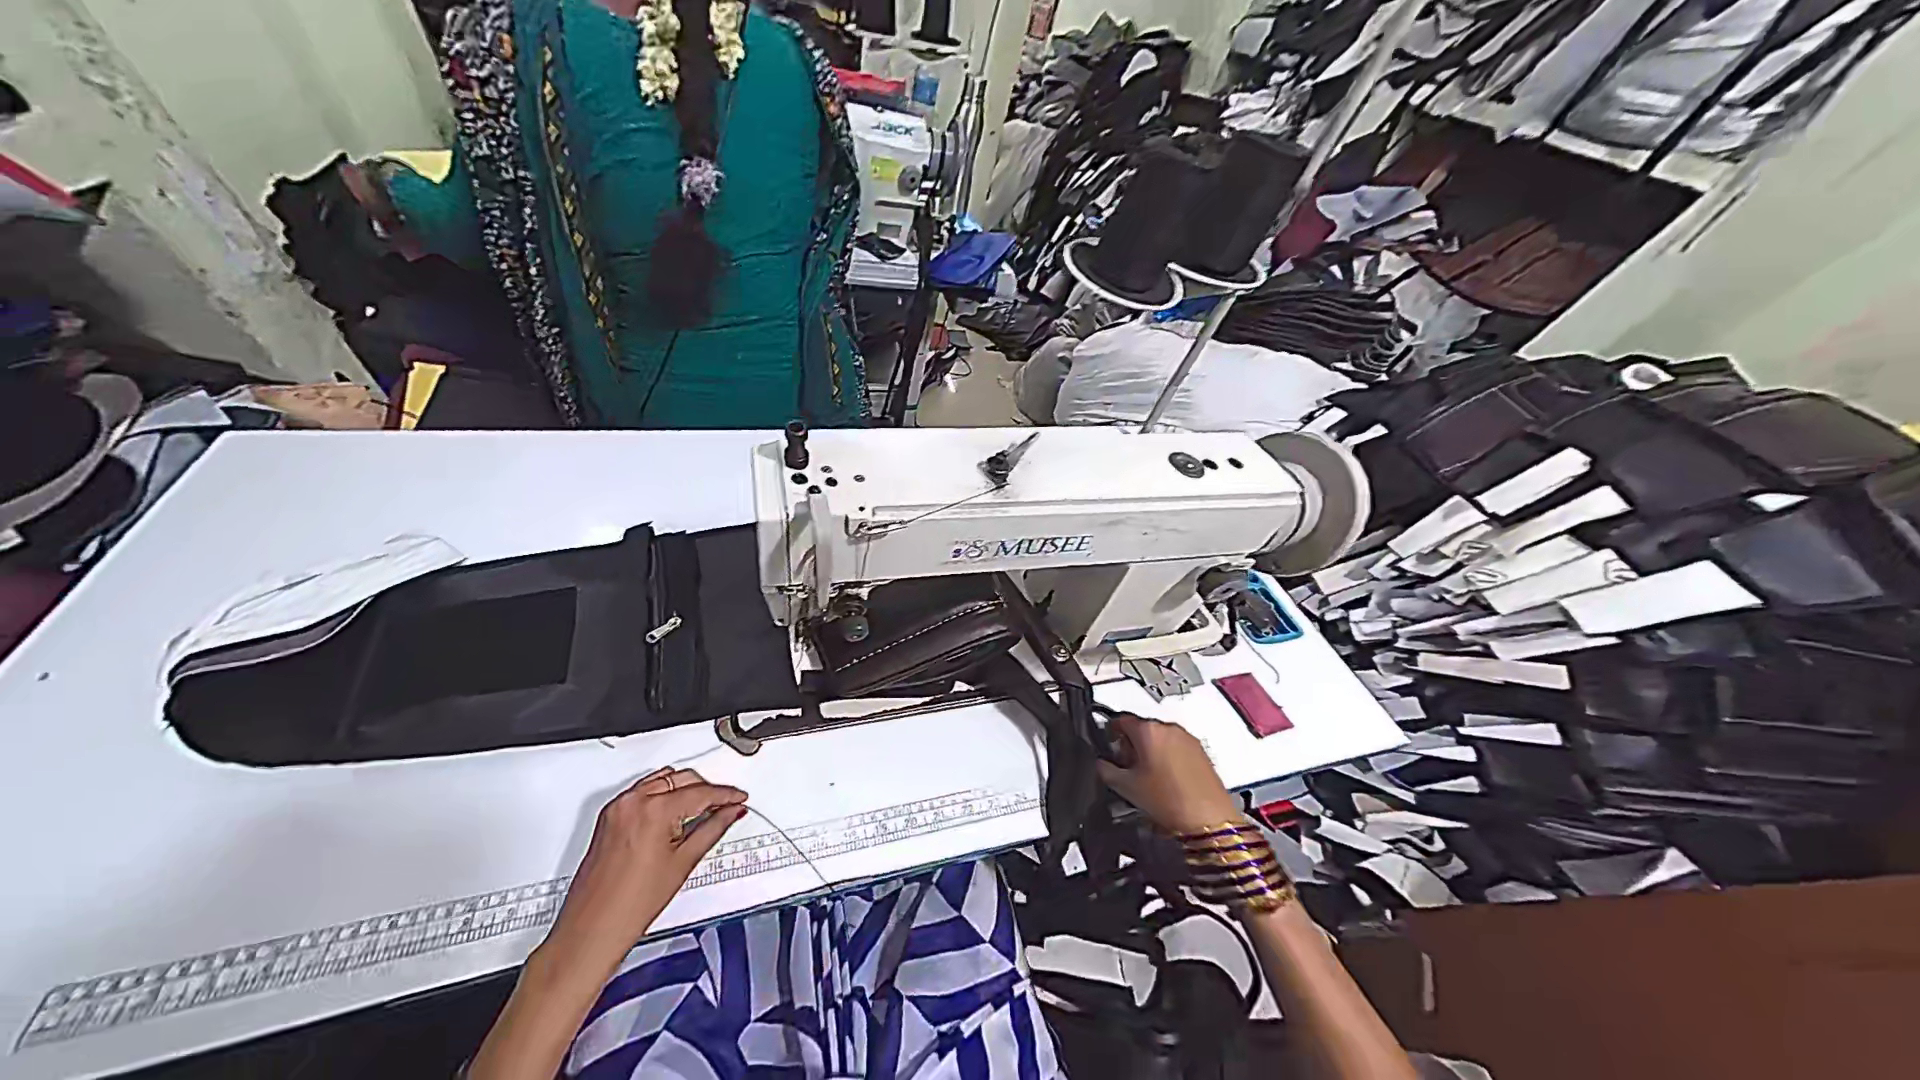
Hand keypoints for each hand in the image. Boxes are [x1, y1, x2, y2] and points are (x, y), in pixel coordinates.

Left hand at [545, 768, 747, 970]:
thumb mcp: (684, 862)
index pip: (701, 792)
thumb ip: (713, 828)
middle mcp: (632, 802)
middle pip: (682, 779)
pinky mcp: (609, 816)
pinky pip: (643, 791)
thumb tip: (730, 811)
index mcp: (654, 810)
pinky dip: (662, 794)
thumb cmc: (628, 907)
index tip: (738, 798)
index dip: (726, 795)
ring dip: (684, 788)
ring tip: (702, 809)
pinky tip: (674, 812)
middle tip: (725, 805)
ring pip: (662, 780)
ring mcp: (618, 808)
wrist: (591, 931)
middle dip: (707, 790)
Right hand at [1097, 714, 1240, 833]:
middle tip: (1126, 767)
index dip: (1110, 733)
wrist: (1208, 819)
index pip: (1120, 720)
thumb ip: (1105, 770)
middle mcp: (1169, 728)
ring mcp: (1187, 739)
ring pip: (1160, 738)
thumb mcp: (1126, 787)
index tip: (1109, 745)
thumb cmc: (1170, 801)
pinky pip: (1176, 747)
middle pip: (1141, 729)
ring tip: (1147, 778)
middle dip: (1131, 745)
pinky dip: (1167, 757)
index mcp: (1148, 730)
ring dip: (1149, 751)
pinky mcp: (1201, 752)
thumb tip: (1101, 764)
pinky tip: (1165, 781)